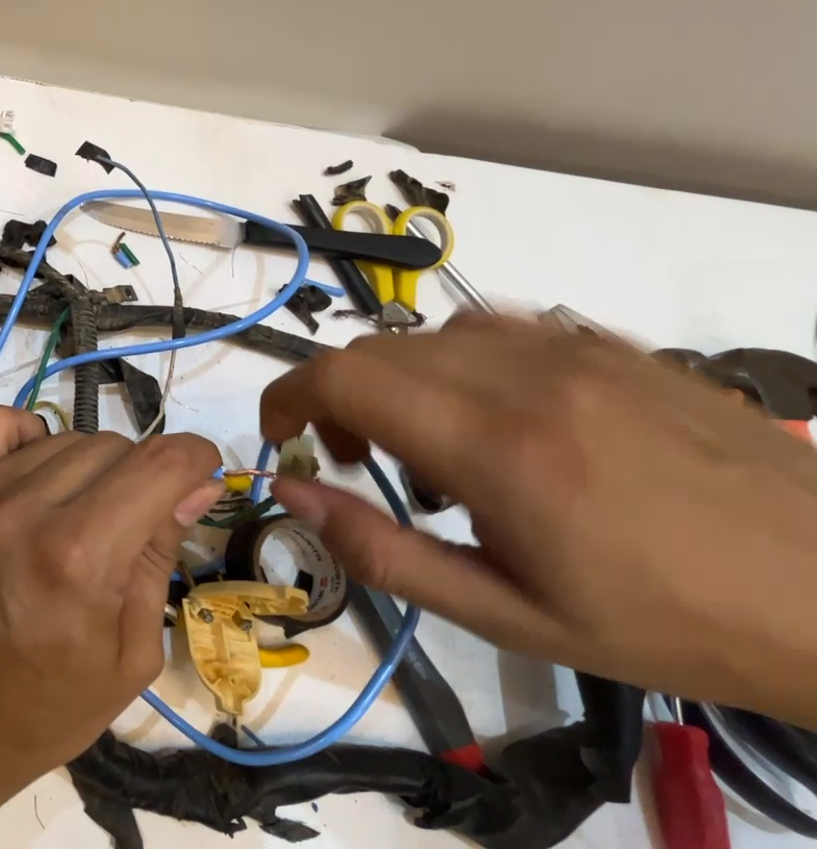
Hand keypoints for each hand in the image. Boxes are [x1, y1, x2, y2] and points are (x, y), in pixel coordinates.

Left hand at [0, 409, 223, 847]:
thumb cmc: (49, 706)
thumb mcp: (131, 653)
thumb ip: (158, 554)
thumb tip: (198, 485)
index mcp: (80, 556)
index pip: (158, 464)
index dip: (196, 460)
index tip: (204, 478)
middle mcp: (26, 509)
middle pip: (113, 446)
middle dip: (145, 474)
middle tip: (140, 523)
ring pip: (64, 437)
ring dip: (94, 465)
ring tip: (90, 514)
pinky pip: (0, 427)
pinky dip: (33, 438)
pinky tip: (43, 477)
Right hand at [260, 314, 816, 725]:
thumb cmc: (667, 623)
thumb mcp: (505, 615)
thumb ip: (378, 549)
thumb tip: (290, 492)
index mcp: (496, 447)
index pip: (342, 377)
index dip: (286, 397)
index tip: (282, 438)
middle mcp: (527, 377)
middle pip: (376, 350)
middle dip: (337, 399)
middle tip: (362, 463)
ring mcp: (579, 351)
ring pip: (430, 333)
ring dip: (397, 379)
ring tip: (434, 443)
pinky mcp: (617, 347)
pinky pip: (498, 326)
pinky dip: (457, 361)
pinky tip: (496, 416)